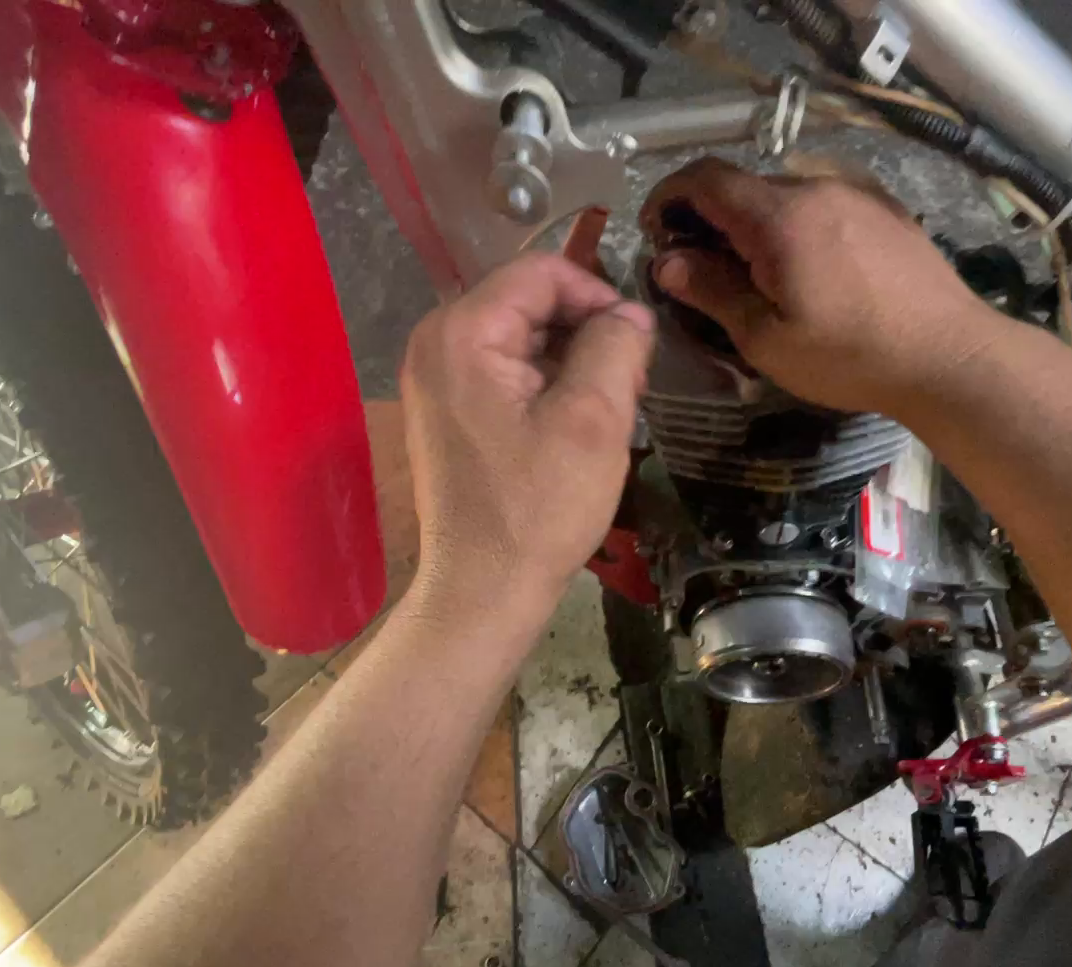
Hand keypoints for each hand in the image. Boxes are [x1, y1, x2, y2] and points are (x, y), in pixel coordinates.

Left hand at [399, 253, 654, 616]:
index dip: (598, 295)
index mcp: (462, 333)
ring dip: (571, 364)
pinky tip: (573, 427)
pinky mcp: (445, 413)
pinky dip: (545, 388)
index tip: (636, 343)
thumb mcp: (593, 420)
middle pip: (528, 304)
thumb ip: (615, 347)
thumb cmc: (538, 509)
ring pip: (520, 341)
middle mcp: (436, 344)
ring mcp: (435, 380)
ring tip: (608, 412)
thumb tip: (630, 313)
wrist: (484, 590)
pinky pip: (504, 374)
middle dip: (586, 334)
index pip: (541, 272)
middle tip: (629, 387)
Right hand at [643, 157, 1017, 415]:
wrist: (948, 356)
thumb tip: (667, 261)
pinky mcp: (886, 211)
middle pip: (744, 187)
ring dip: (754, 227)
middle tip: (700, 271)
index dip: (668, 196)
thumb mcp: (765, 338)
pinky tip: (807, 273)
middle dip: (709, 220)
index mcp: (779, 216)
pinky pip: (823, 208)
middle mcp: (817, 188)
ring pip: (785, 197)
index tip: (653, 232)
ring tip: (755, 278)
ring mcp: (858, 195)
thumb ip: (711, 291)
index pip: (705, 178)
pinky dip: (794, 230)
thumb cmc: (847, 356)